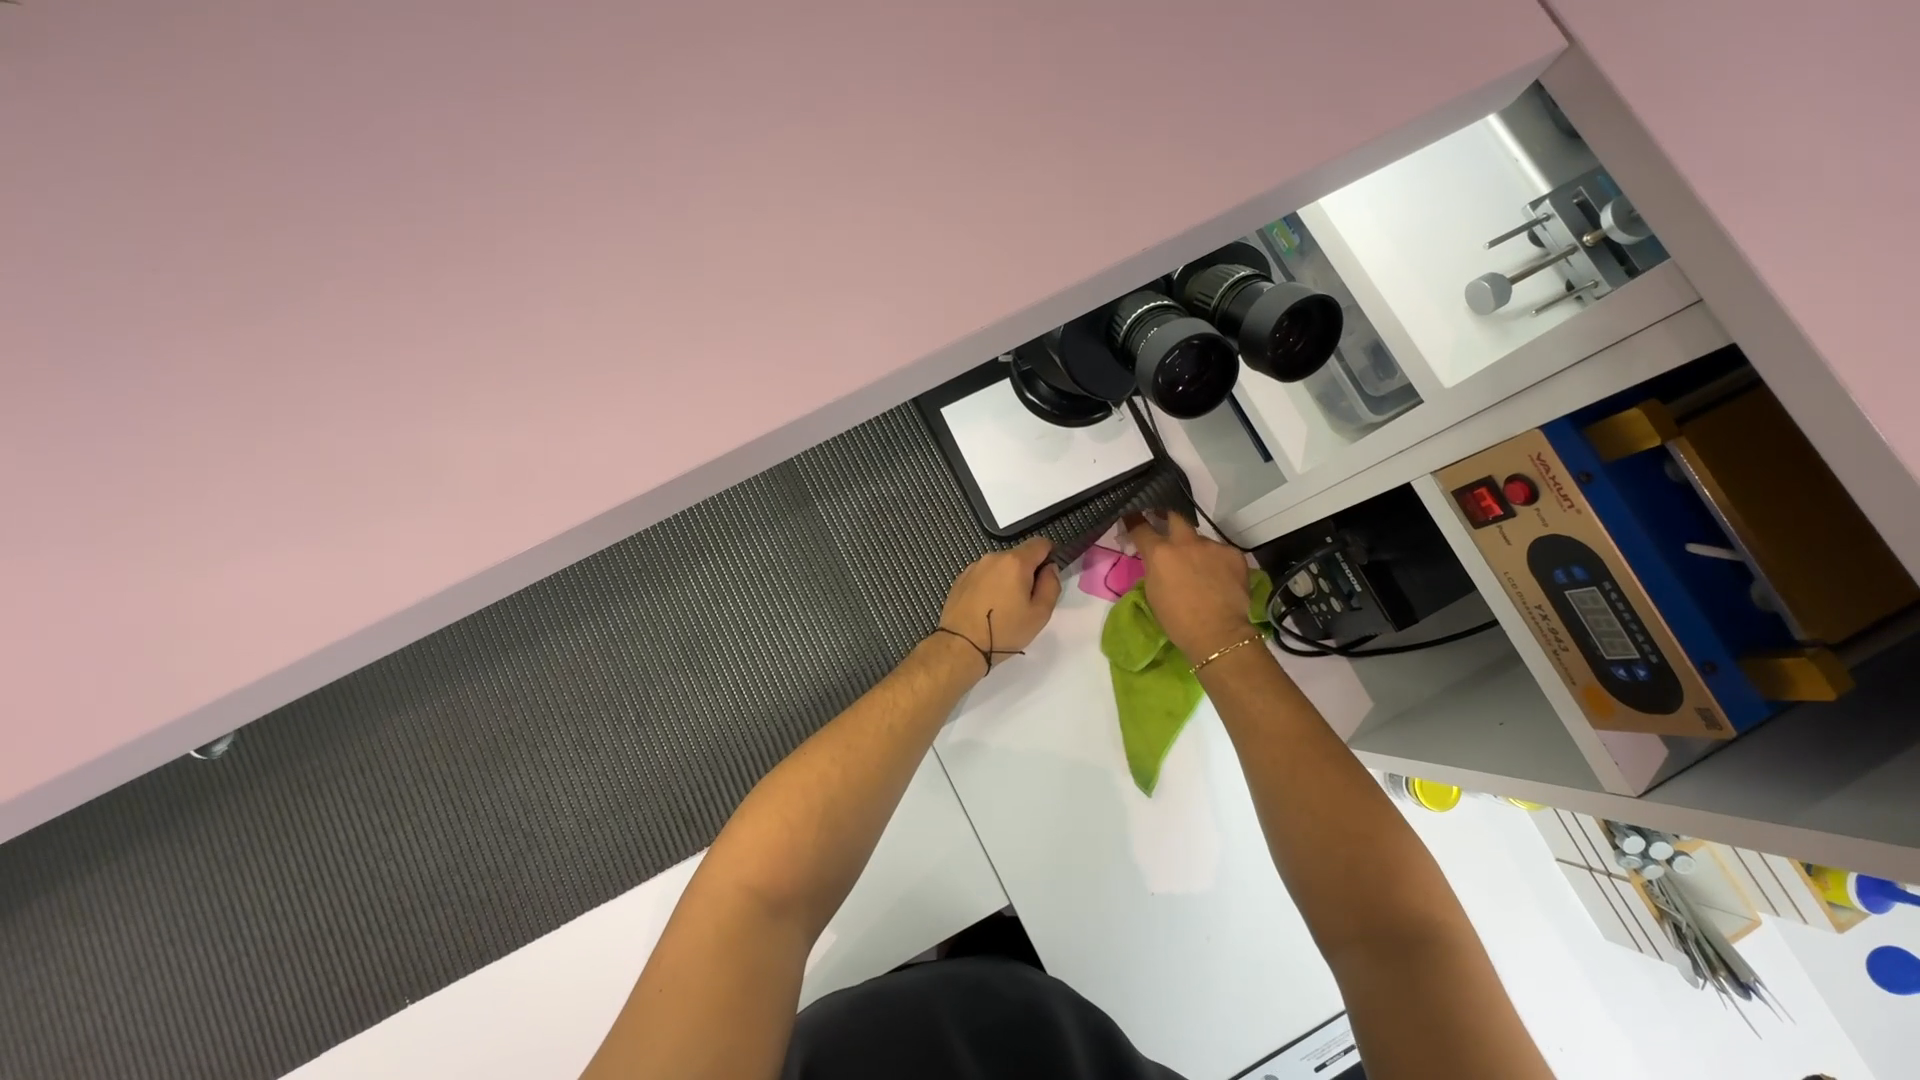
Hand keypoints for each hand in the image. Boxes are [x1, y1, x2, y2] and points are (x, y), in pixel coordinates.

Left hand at [936, 536, 1062, 667]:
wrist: (960, 645)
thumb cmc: (1004, 631)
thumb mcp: (1040, 614)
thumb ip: (1051, 585)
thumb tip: (1050, 568)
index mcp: (1015, 562)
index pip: (1040, 543)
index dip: (1050, 555)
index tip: (1049, 575)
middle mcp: (993, 558)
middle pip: (1019, 556)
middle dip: (1027, 572)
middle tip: (1027, 600)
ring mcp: (974, 567)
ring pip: (1000, 566)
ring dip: (1008, 579)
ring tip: (1005, 607)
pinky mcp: (961, 579)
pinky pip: (984, 576)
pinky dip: (990, 585)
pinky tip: (987, 607)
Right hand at [1126, 511, 1255, 658]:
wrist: (1218, 633)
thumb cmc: (1178, 621)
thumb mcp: (1154, 593)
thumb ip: (1154, 569)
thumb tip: (1159, 562)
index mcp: (1160, 553)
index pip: (1141, 527)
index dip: (1134, 521)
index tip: (1132, 516)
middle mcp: (1185, 542)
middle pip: (1174, 517)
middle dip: (1168, 518)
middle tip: (1167, 525)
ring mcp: (1212, 546)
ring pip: (1200, 540)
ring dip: (1197, 549)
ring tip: (1202, 569)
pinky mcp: (1234, 554)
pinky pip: (1221, 552)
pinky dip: (1218, 562)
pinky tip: (1220, 578)